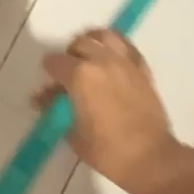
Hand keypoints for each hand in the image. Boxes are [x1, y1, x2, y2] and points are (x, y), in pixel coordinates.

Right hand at [37, 29, 181, 187]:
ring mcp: (125, 63)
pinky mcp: (143, 70)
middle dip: (69, 56)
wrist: (150, 157)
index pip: (55, 62)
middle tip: (68, 73)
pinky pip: (127, 47)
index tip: (48, 85)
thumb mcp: (72, 133)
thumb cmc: (107, 150)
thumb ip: (56, 109)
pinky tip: (112, 59)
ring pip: (105, 37)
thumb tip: (43, 99)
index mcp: (80, 76)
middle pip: (79, 44)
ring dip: (92, 42)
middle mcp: (102, 61)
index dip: (48, 72)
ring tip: (89, 56)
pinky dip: (116, 47)